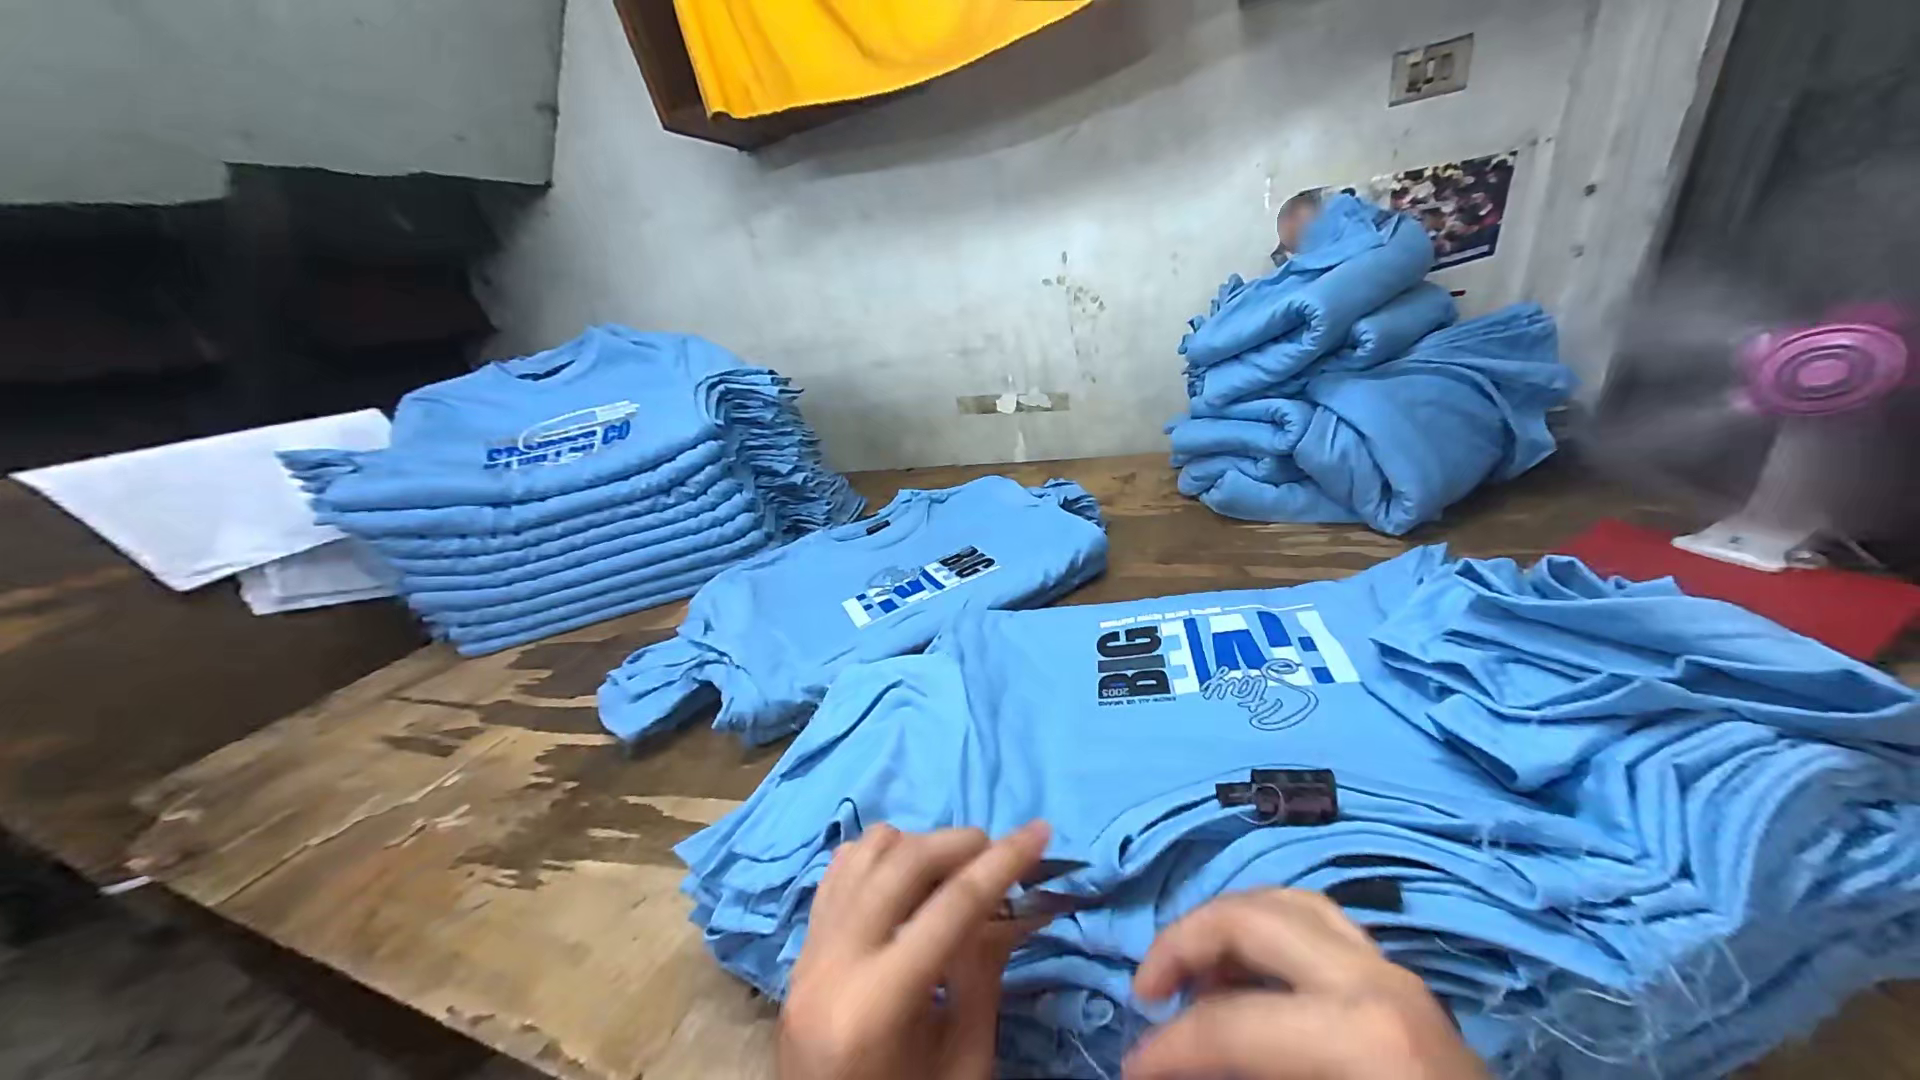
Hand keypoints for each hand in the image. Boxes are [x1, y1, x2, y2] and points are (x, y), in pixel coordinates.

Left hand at [779, 821, 1051, 1079]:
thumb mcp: (963, 1063)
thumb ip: (983, 973)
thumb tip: (1009, 901)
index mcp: (876, 1007)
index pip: (952, 907)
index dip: (1003, 862)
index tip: (1040, 831)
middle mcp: (832, 963)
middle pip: (905, 862)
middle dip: (961, 843)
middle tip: (998, 853)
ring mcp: (809, 950)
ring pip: (868, 852)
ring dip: (918, 845)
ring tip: (952, 870)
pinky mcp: (800, 946)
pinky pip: (841, 868)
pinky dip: (879, 856)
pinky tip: (906, 880)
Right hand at [1125, 889, 1487, 1079]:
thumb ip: (1238, 1075)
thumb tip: (1171, 1061)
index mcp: (1360, 1036)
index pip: (1229, 1025)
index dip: (1167, 1049)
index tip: (1131, 1067)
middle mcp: (1374, 982)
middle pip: (1247, 920)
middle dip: (1182, 945)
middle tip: (1148, 990)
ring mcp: (1394, 973)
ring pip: (1281, 903)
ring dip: (1223, 926)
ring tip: (1194, 970)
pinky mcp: (1403, 983)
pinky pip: (1317, 922)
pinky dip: (1266, 928)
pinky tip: (1250, 968)